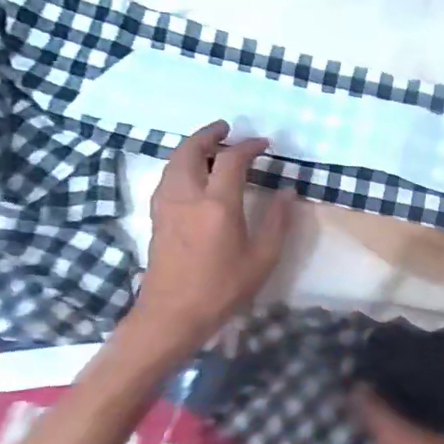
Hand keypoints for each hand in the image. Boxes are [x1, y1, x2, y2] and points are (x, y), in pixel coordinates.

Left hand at [129, 119, 293, 344]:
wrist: (172, 315)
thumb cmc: (222, 288)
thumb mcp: (262, 258)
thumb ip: (276, 221)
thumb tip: (287, 192)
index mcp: (217, 204)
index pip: (232, 159)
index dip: (249, 146)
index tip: (265, 144)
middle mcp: (187, 196)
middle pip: (191, 150)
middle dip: (210, 134)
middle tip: (227, 128)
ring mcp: (167, 205)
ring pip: (175, 161)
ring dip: (192, 147)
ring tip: (211, 147)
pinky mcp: (157, 217)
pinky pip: (167, 177)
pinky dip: (181, 165)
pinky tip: (193, 174)